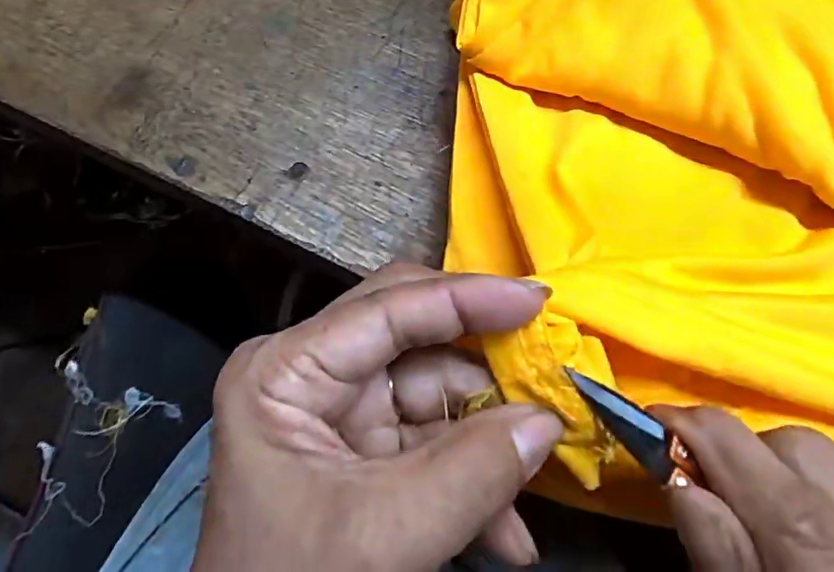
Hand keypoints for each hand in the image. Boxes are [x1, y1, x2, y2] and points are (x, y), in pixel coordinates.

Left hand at [192, 263, 564, 570]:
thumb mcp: (382, 535)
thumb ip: (472, 474)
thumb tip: (546, 421)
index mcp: (288, 368)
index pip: (391, 306)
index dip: (468, 297)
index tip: (536, 299)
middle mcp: (313, 371)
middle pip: (417, 338)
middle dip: (483, 363)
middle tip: (545, 367)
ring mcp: (340, 410)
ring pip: (435, 391)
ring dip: (489, 436)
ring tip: (539, 470)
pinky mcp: (364, 451)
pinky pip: (433, 440)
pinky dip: (473, 476)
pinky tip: (507, 532)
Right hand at [656, 407, 833, 571]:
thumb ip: (726, 558)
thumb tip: (678, 476)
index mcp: (817, 549)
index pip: (744, 452)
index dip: (689, 427)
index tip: (650, 424)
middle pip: (800, 448)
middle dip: (746, 454)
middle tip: (712, 491)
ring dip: (794, 475)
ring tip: (770, 517)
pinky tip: (833, 542)